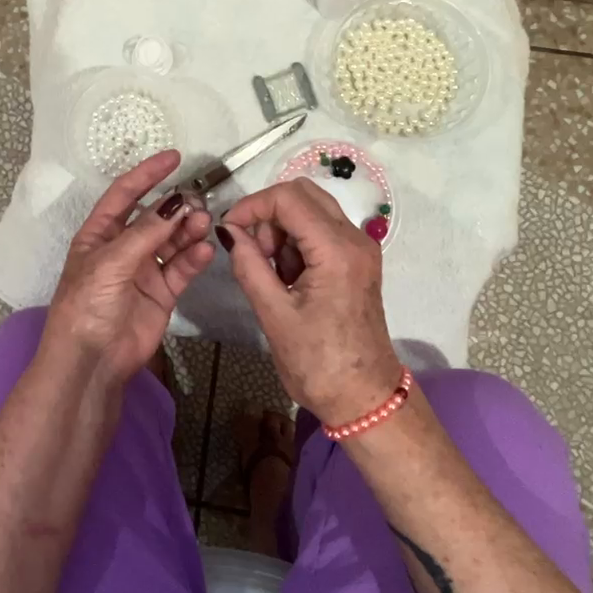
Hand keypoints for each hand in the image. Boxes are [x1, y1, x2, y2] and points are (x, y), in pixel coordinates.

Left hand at [43, 150, 214, 383]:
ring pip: (171, 241)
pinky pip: (181, 269)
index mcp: (99, 234)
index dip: (147, 175)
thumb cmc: (87, 304)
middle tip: (198, 200)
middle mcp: (122, 248)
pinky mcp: (162, 293)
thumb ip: (146, 232)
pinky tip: (206, 249)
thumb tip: (176, 203)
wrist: (91, 360)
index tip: (173, 158)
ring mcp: (143, 270)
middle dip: (175, 207)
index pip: (124, 194)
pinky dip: (194, 258)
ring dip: (188, 230)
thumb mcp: (111, 262)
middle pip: (153, 217)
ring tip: (204, 223)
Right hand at [218, 179, 400, 424]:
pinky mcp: (356, 261)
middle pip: (303, 193)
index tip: (228, 229)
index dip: (252, 206)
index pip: (288, 198)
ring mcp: (359, 248)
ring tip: (267, 269)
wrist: (364, 398)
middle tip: (251, 248)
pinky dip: (295, 240)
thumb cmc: (318, 362)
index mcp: (337, 250)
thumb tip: (229, 230)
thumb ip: (248, 264)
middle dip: (268, 212)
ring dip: (281, 227)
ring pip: (311, 209)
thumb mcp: (273, 314)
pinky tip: (284, 275)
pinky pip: (320, 230)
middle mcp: (355, 239)